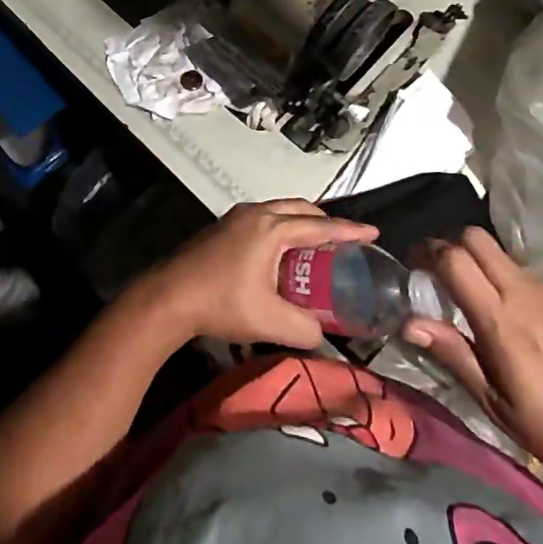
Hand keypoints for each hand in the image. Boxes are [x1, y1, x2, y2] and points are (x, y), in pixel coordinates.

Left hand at [135, 200, 377, 349]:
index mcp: (270, 228)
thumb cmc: (222, 304)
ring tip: (318, 248)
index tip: (373, 233)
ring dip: (300, 224)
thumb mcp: (271, 323)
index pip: (319, 225)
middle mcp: (254, 214)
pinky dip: (281, 229)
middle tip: (345, 241)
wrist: (169, 297)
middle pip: (298, 209)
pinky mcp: (221, 229)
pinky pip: (262, 219)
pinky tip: (282, 255)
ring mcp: (234, 218)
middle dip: (324, 221)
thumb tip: (323, 334)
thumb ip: (307, 329)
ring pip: (278, 211)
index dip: (349, 231)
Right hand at [402, 228, 542, 498]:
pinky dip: (502, 278)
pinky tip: (506, 316)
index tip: (410, 265)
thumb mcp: (495, 404)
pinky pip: (525, 275)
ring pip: (501, 254)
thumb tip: (409, 322)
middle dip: (448, 244)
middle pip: (477, 238)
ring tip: (466, 296)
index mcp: (502, 320)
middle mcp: (526, 296)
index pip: (454, 258)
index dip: (425, 252)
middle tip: (434, 272)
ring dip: (476, 261)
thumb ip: (453, 353)